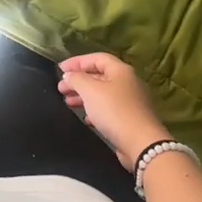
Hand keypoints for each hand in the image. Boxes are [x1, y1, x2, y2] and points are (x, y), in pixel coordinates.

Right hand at [59, 52, 172, 166]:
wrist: (141, 143)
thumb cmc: (114, 111)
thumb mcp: (90, 90)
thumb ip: (76, 79)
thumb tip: (69, 75)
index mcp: (121, 70)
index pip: (97, 58)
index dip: (77, 61)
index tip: (60, 69)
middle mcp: (129, 82)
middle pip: (100, 76)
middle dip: (79, 80)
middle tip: (61, 88)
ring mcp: (132, 101)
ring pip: (103, 93)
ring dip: (84, 96)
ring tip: (68, 102)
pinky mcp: (131, 118)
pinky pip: (109, 109)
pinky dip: (95, 110)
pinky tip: (86, 118)